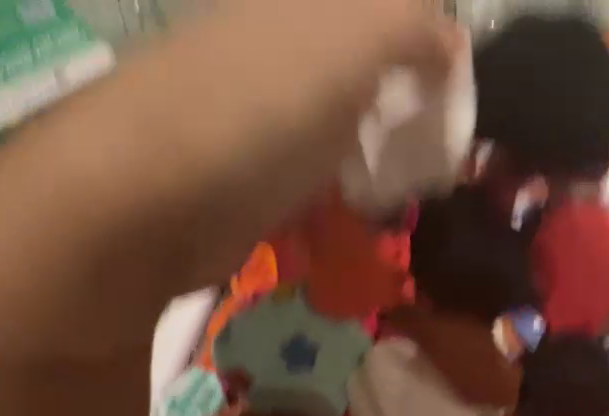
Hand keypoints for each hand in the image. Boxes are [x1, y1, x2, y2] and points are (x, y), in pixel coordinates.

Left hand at [0, 0, 457, 358]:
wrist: (151, 200)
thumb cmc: (258, 112)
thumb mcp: (350, 44)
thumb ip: (410, 26)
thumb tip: (453, 40)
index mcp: (301, 4)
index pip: (391, 9)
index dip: (431, 42)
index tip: (458, 97)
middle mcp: (281, 38)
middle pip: (373, 57)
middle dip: (416, 97)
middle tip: (440, 145)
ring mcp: (267, 103)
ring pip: (353, 110)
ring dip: (391, 143)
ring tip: (413, 180)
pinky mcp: (259, 162)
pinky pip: (327, 158)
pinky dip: (358, 177)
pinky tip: (369, 201)